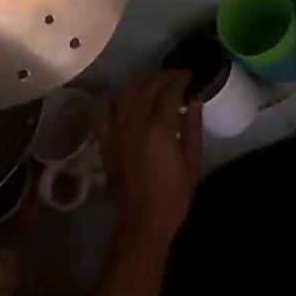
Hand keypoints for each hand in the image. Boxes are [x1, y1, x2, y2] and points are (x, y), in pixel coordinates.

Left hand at [100, 71, 200, 257]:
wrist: (143, 221)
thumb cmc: (174, 193)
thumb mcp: (192, 160)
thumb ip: (192, 127)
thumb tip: (193, 101)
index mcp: (159, 129)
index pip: (169, 92)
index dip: (180, 79)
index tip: (189, 74)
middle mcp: (134, 125)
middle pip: (146, 89)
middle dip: (161, 77)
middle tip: (175, 74)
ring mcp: (117, 133)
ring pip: (124, 95)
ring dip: (139, 82)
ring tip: (151, 78)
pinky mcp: (107, 143)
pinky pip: (101, 114)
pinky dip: (108, 99)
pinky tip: (118, 94)